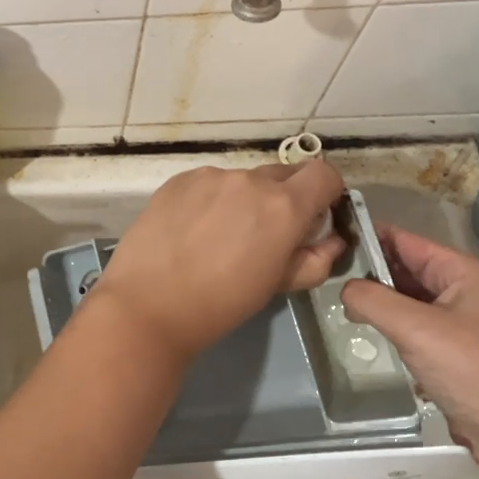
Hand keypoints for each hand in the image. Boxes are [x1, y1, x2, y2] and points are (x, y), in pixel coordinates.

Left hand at [89, 161, 345, 360]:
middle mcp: (248, 180)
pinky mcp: (176, 181)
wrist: (149, 304)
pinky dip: (210, 200)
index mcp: (283, 206)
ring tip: (220, 237)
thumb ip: (315, 258)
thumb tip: (329, 239)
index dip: (325, 193)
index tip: (314, 217)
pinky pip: (207, 183)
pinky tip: (192, 230)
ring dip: (243, 200)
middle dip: (284, 198)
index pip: (324, 174)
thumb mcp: (280, 285)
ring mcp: (208, 177)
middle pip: (282, 175)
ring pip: (241, 181)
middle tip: (266, 235)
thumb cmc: (222, 303)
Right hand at [341, 225, 478, 469]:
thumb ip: (371, 299)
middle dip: (368, 272)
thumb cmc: (476, 373)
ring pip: (410, 303)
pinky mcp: (460, 358)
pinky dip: (393, 330)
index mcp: (465, 274)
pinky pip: (418, 332)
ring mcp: (466, 327)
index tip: (324, 238)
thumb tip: (344, 288)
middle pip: (407, 270)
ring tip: (335, 302)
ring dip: (378, 303)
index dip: (366, 235)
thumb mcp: (416, 329)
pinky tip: (367, 335)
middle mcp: (468, 293)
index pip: (405, 240)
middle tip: (321, 274)